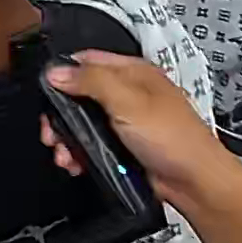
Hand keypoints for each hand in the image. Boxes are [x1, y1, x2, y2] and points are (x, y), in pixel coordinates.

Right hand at [39, 50, 241, 209]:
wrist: (194, 182)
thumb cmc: (173, 138)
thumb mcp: (128, 101)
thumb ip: (91, 81)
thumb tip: (57, 72)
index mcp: (132, 72)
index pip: (87, 60)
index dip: (63, 73)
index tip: (46, 93)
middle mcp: (128, 93)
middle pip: (79, 94)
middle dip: (60, 114)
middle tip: (51, 132)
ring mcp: (125, 120)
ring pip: (83, 122)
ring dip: (67, 138)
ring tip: (63, 154)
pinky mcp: (123, 145)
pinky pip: (92, 144)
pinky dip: (79, 153)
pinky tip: (75, 163)